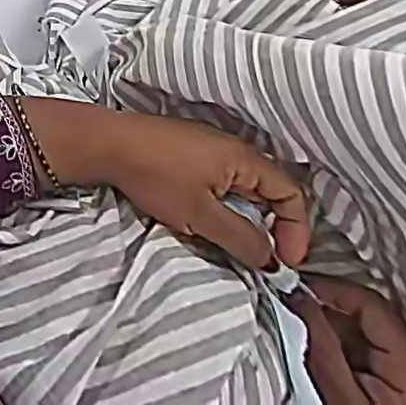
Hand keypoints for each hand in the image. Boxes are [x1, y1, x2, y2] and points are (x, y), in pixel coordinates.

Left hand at [20, 97, 309, 269]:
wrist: (107, 143)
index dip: (298, 231)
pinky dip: (222, 202)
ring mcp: (206, 144)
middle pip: (269, 189)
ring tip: (229, 241)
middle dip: (272, 227)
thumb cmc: (155, 174)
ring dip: (245, 216)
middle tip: (259, 256)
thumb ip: (243, 239)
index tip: (284, 262)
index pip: (292, 193)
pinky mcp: (186, 149)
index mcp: (242, 157)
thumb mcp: (202, 215)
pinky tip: (204, 218)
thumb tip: (271, 258)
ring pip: (242, 186)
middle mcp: (230, 146)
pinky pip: (219, 179)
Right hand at [290, 277, 405, 404]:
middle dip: (327, 308)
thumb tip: (299, 299)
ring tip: (301, 335)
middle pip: (370, 317)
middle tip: (291, 309)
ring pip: (367, 335)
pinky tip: (321, 358)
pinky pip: (370, 355)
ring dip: (332, 328)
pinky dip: (342, 349)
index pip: (373, 304)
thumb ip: (322, 348)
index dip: (332, 288)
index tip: (297, 288)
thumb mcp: (343, 404)